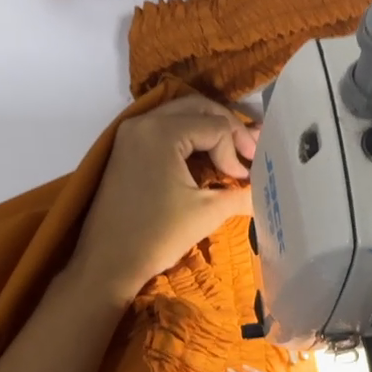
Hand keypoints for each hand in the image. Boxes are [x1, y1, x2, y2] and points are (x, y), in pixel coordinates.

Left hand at [67, 96, 256, 300]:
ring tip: (231, 154)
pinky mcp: (125, 148)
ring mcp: (130, 133)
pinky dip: (188, 138)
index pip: (215, 127)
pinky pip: (164, 129)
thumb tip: (264, 189)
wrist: (107, 262)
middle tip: (248, 154)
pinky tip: (206, 157)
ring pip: (180, 116)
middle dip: (227, 129)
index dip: (236, 151)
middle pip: (198, 108)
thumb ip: (240, 193)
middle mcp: (143, 122)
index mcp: (162, 131)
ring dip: (209, 130)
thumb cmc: (157, 236)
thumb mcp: (207, 212)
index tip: (245, 178)